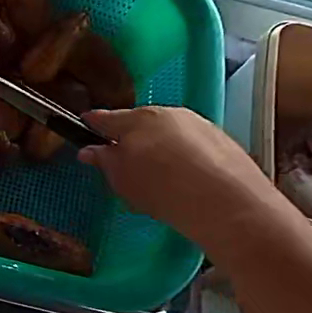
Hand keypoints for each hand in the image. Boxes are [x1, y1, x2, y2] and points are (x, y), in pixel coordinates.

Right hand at [79, 106, 296, 260]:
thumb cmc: (162, 189)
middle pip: (141, 121)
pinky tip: (186, 178)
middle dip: (132, 135)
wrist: (224, 200)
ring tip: (160, 174)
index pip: (107, 118)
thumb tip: (90, 150)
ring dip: (161, 145)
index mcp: (136, 119)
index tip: (86, 123)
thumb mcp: (122, 181)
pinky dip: (185, 155)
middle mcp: (168, 113)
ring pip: (170, 131)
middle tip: (126, 159)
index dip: (94, 123)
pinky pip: (193, 143)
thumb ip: (105, 162)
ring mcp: (197, 123)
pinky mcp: (221, 138)